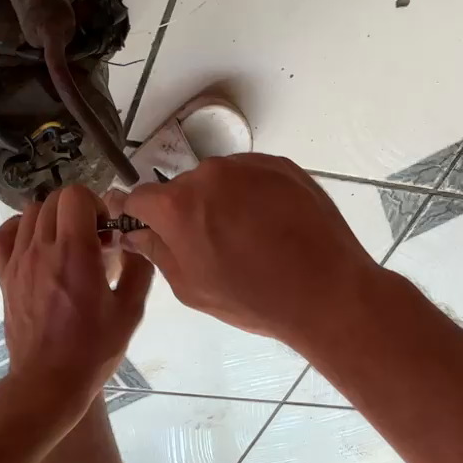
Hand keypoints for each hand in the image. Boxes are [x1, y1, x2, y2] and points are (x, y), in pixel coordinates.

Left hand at [0, 185, 154, 410]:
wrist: (49, 380)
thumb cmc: (92, 349)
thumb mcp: (130, 311)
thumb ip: (138, 269)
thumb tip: (135, 245)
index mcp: (74, 252)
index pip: (76, 196)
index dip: (96, 204)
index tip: (106, 231)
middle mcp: (42, 249)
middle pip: (54, 200)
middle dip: (78, 210)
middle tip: (94, 240)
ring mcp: (18, 262)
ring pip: (30, 214)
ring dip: (53, 219)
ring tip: (69, 245)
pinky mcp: (5, 277)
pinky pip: (3, 236)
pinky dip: (20, 230)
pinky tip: (37, 246)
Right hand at [113, 154, 383, 348]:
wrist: (325, 291)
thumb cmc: (251, 297)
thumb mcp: (191, 287)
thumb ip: (157, 253)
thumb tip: (137, 234)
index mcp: (177, 206)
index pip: (137, 197)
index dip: (136, 215)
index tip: (142, 228)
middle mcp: (208, 175)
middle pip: (180, 189)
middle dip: (183, 212)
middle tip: (206, 246)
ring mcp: (247, 165)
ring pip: (216, 181)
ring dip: (219, 202)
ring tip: (244, 238)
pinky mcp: (281, 165)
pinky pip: (249, 176)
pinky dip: (250, 195)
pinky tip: (267, 227)